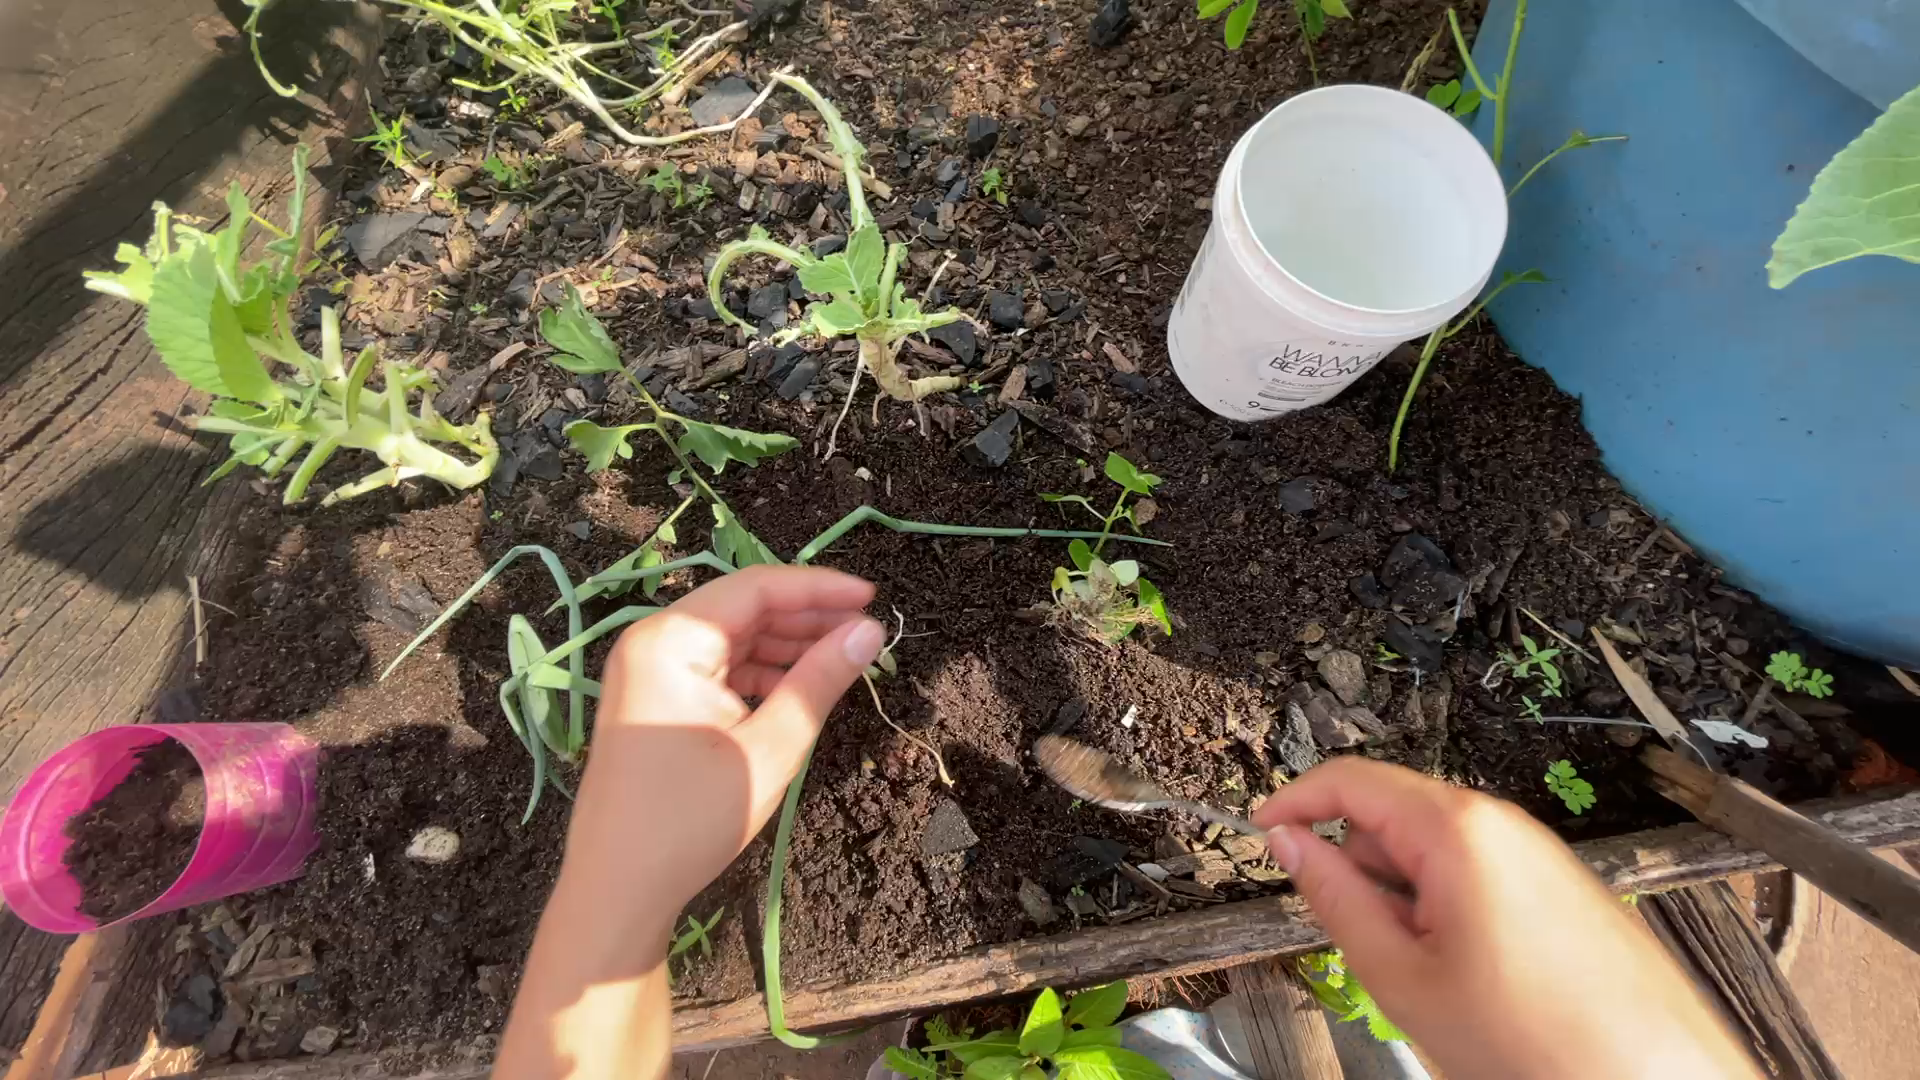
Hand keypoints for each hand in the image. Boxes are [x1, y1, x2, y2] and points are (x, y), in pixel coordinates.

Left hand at [560, 563, 883, 925]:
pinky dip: (764, 670)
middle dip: (807, 616)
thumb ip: (821, 679)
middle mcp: (656, 640)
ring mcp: (653, 667)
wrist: (618, 892)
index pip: (756, 588)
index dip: (818, 587)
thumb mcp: (771, 746)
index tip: (871, 597)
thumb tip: (870, 631)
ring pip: (736, 635)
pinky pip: (721, 664)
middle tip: (864, 630)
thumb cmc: (693, 819)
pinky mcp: (659, 694)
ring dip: (789, 643)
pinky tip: (800, 683)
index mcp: (672, 640)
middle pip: (745, 607)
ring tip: (842, 656)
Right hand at [1255, 757, 1760, 1079]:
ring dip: (1400, 887)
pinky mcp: (1563, 885)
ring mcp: (1539, 852)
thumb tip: (1286, 842)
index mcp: (1456, 828)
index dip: (1293, 800)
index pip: (1347, 779)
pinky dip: (1442, 900)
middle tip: (1353, 928)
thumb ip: (1330, 893)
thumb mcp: (1399, 973)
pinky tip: (1462, 967)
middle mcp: (1501, 822)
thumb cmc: (1538, 1051)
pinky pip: (1474, 868)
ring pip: (1430, 844)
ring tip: (1419, 965)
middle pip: (1389, 810)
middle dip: (1355, 859)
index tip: (1263, 830)